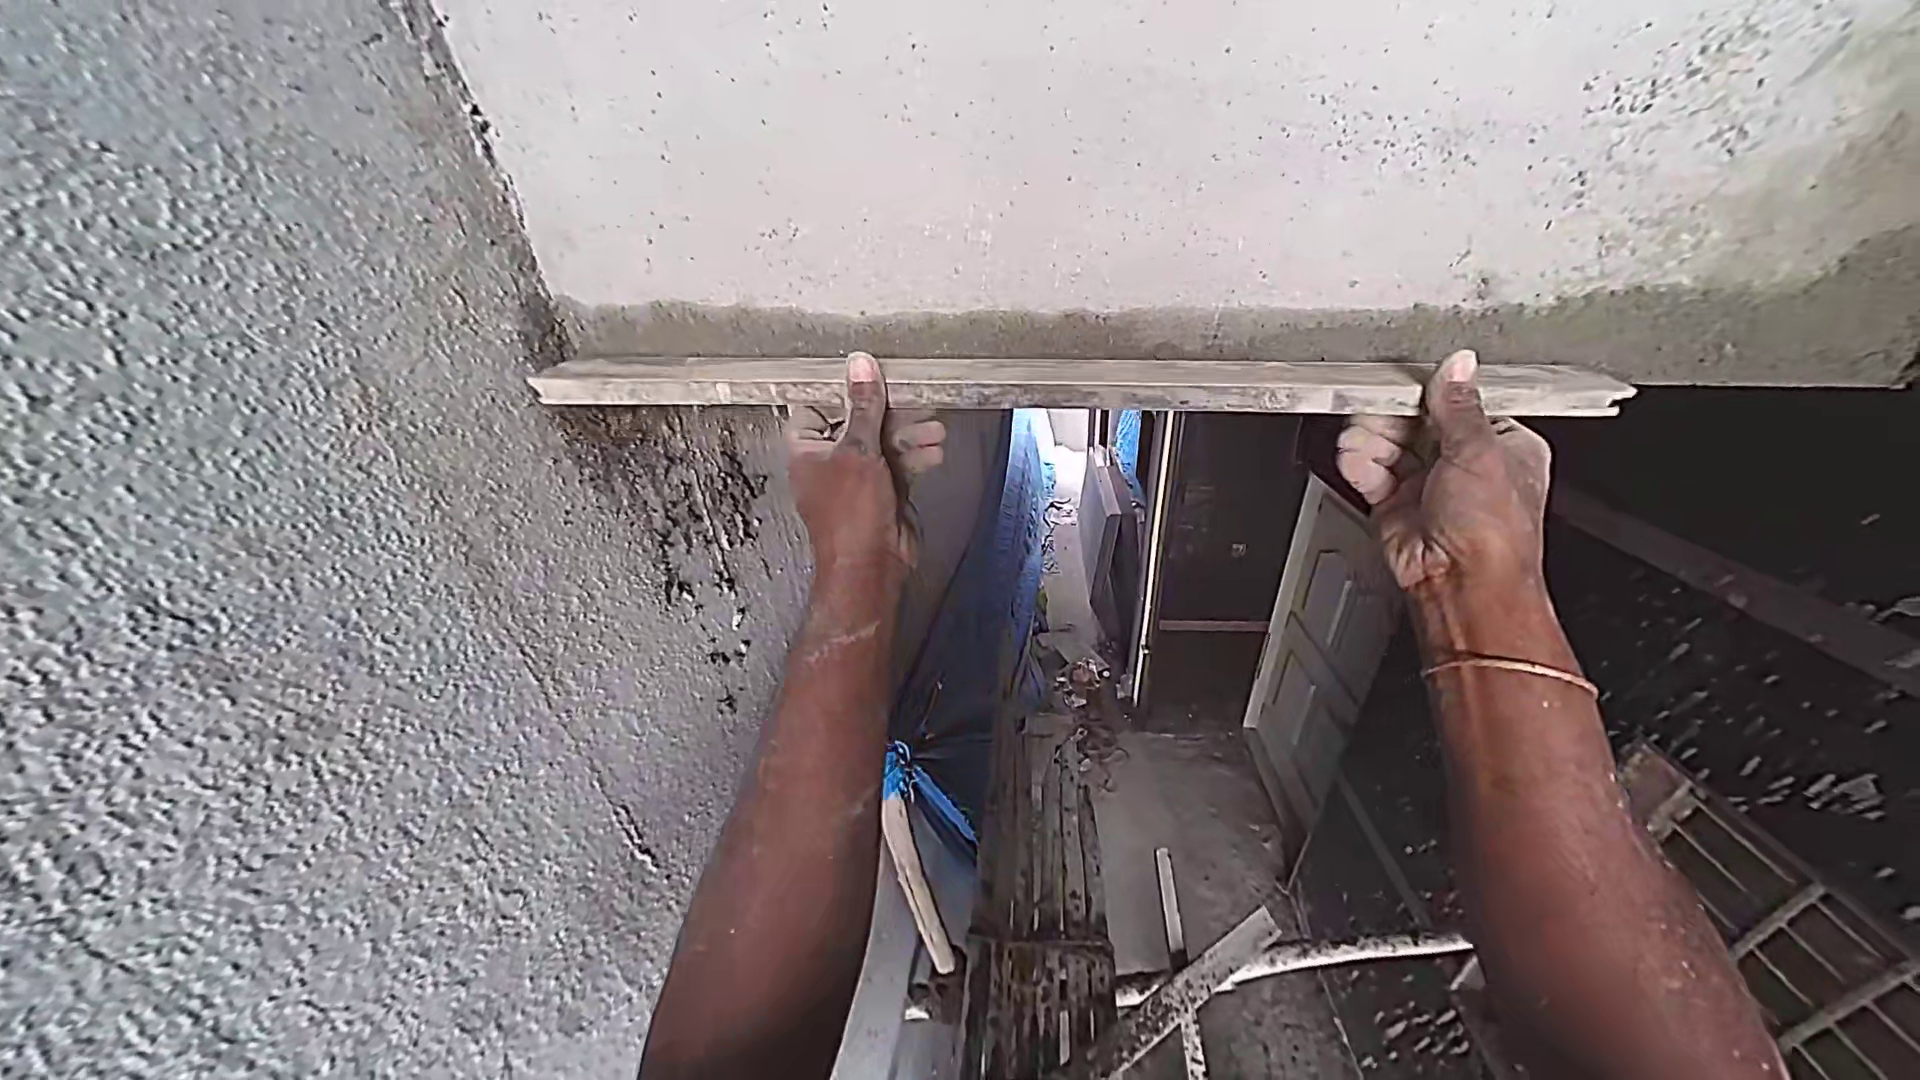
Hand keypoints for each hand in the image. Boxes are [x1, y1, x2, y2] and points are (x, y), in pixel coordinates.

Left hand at [785, 353, 946, 577]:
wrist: (872, 565)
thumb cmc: (850, 514)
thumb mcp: (858, 450)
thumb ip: (864, 406)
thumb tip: (861, 364)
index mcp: (807, 449)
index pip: (818, 407)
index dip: (841, 392)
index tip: (869, 375)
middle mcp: (830, 461)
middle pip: (860, 423)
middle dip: (891, 415)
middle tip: (917, 402)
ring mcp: (859, 477)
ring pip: (885, 443)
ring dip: (911, 436)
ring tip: (935, 431)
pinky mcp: (884, 491)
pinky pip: (900, 464)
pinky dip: (916, 457)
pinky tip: (934, 452)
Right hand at [1335, 350, 1551, 593]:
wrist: (1459, 579)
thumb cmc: (1492, 530)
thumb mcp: (1480, 452)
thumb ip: (1458, 407)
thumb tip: (1458, 366)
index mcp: (1500, 445)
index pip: (1455, 406)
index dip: (1426, 395)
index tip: (1400, 386)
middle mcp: (1461, 463)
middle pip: (1414, 425)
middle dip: (1388, 419)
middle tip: (1369, 412)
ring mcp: (1425, 483)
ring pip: (1387, 447)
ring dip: (1368, 441)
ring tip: (1356, 441)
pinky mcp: (1393, 503)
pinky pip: (1370, 474)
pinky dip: (1357, 464)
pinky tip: (1351, 458)